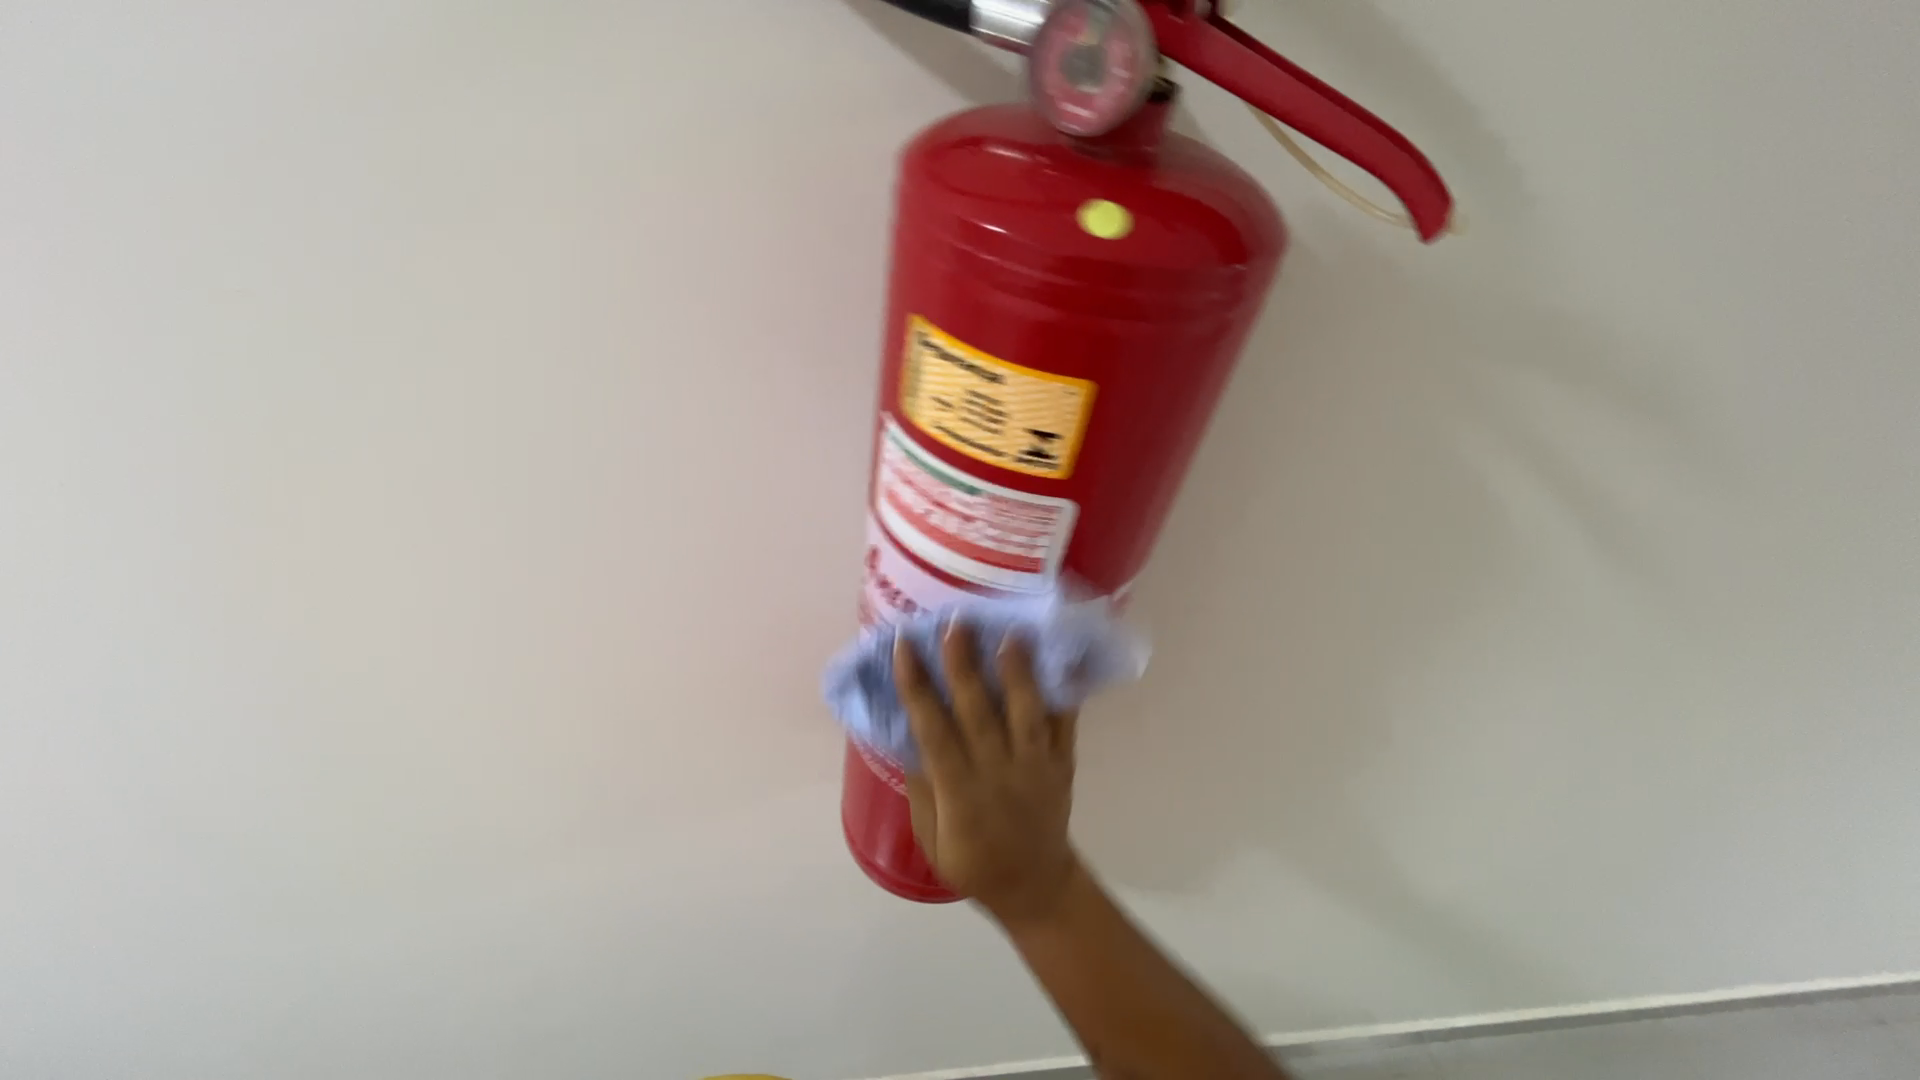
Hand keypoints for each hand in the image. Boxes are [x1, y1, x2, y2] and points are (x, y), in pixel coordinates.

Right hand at [895, 620, 1083, 925]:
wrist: (1036, 887)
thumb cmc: (973, 864)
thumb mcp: (932, 838)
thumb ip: (923, 787)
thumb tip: (908, 736)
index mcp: (960, 792)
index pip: (933, 730)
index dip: (917, 687)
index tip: (905, 647)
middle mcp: (998, 772)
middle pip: (979, 711)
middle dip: (964, 664)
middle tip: (956, 622)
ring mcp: (1036, 765)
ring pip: (1026, 712)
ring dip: (1017, 670)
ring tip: (1011, 631)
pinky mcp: (1062, 764)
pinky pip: (1065, 724)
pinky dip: (1063, 692)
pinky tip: (1059, 659)